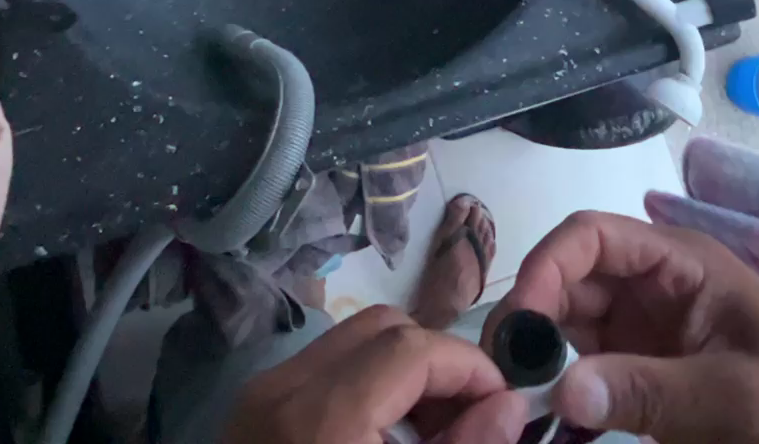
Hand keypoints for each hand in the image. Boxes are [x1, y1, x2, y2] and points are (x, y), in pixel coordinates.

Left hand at [223, 306, 531, 443]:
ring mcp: (261, 393)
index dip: (467, 366)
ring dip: (402, 368)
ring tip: (430, 429)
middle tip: (469, 415)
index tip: (502, 403)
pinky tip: (383, 434)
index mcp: (323, 418)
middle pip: (382, 326)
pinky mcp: (251, 407)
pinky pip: (324, 365)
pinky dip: (365, 381)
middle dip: (436, 359)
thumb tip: (508, 405)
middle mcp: (285, 387)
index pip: (411, 347)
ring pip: (352, 339)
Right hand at [486, 211, 758, 443]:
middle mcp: (653, 282)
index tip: (522, 322)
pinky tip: (540, 405)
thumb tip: (558, 389)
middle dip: (532, 308)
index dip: (549, 264)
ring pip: (567, 316)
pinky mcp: (641, 370)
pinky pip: (584, 360)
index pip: (593, 236)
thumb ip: (648, 391)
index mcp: (681, 261)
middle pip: (571, 273)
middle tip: (501, 367)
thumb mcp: (739, 404)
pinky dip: (558, 378)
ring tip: (510, 389)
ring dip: (537, 344)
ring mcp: (645, 327)